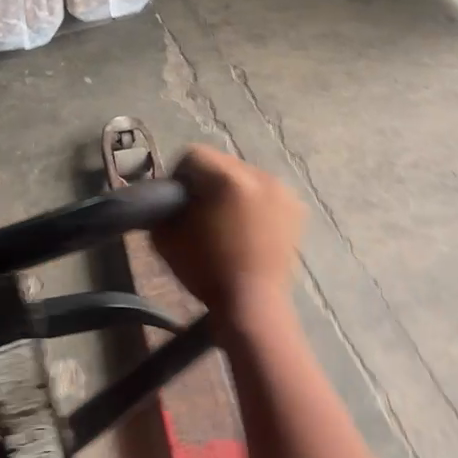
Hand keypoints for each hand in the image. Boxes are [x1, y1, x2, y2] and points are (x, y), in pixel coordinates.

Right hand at [152, 145, 305, 317]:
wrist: (252, 303)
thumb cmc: (205, 271)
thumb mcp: (166, 238)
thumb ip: (161, 207)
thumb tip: (166, 196)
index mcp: (226, 179)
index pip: (193, 155)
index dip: (179, 176)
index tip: (176, 200)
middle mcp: (258, 175)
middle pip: (222, 164)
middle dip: (208, 182)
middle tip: (200, 213)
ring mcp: (282, 191)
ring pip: (245, 178)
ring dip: (232, 193)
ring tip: (226, 223)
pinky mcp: (296, 208)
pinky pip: (266, 194)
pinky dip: (254, 204)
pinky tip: (247, 230)